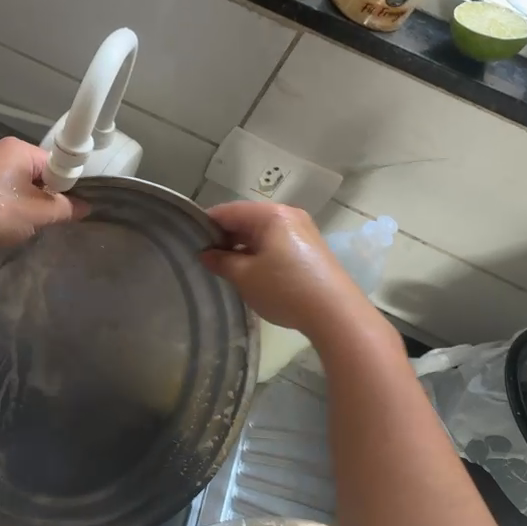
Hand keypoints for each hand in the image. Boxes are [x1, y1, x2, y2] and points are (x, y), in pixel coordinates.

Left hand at [0, 138, 84, 249]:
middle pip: (36, 172)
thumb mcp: (40, 213)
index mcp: (19, 147)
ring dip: (24, 200)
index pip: (54, 163)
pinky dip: (6, 201)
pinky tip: (2, 218)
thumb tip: (86, 207)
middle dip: (42, 194)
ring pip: (18, 181)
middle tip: (40, 217)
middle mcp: (1, 148)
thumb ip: (66, 208)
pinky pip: (0, 186)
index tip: (60, 206)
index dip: (62, 186)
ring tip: (18, 221)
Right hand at [201, 201, 372, 333]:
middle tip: (206, 259)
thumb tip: (206, 254)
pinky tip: (252, 273)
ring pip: (261, 232)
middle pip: (245, 219)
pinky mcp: (310, 248)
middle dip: (224, 237)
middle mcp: (288, 214)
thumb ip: (220, 261)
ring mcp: (303, 230)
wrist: (336, 314)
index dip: (205, 226)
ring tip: (226, 269)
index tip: (189, 243)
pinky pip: (276, 242)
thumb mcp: (244, 276)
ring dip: (242, 247)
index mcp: (270, 214)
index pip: (227, 211)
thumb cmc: (285, 289)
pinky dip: (259, 253)